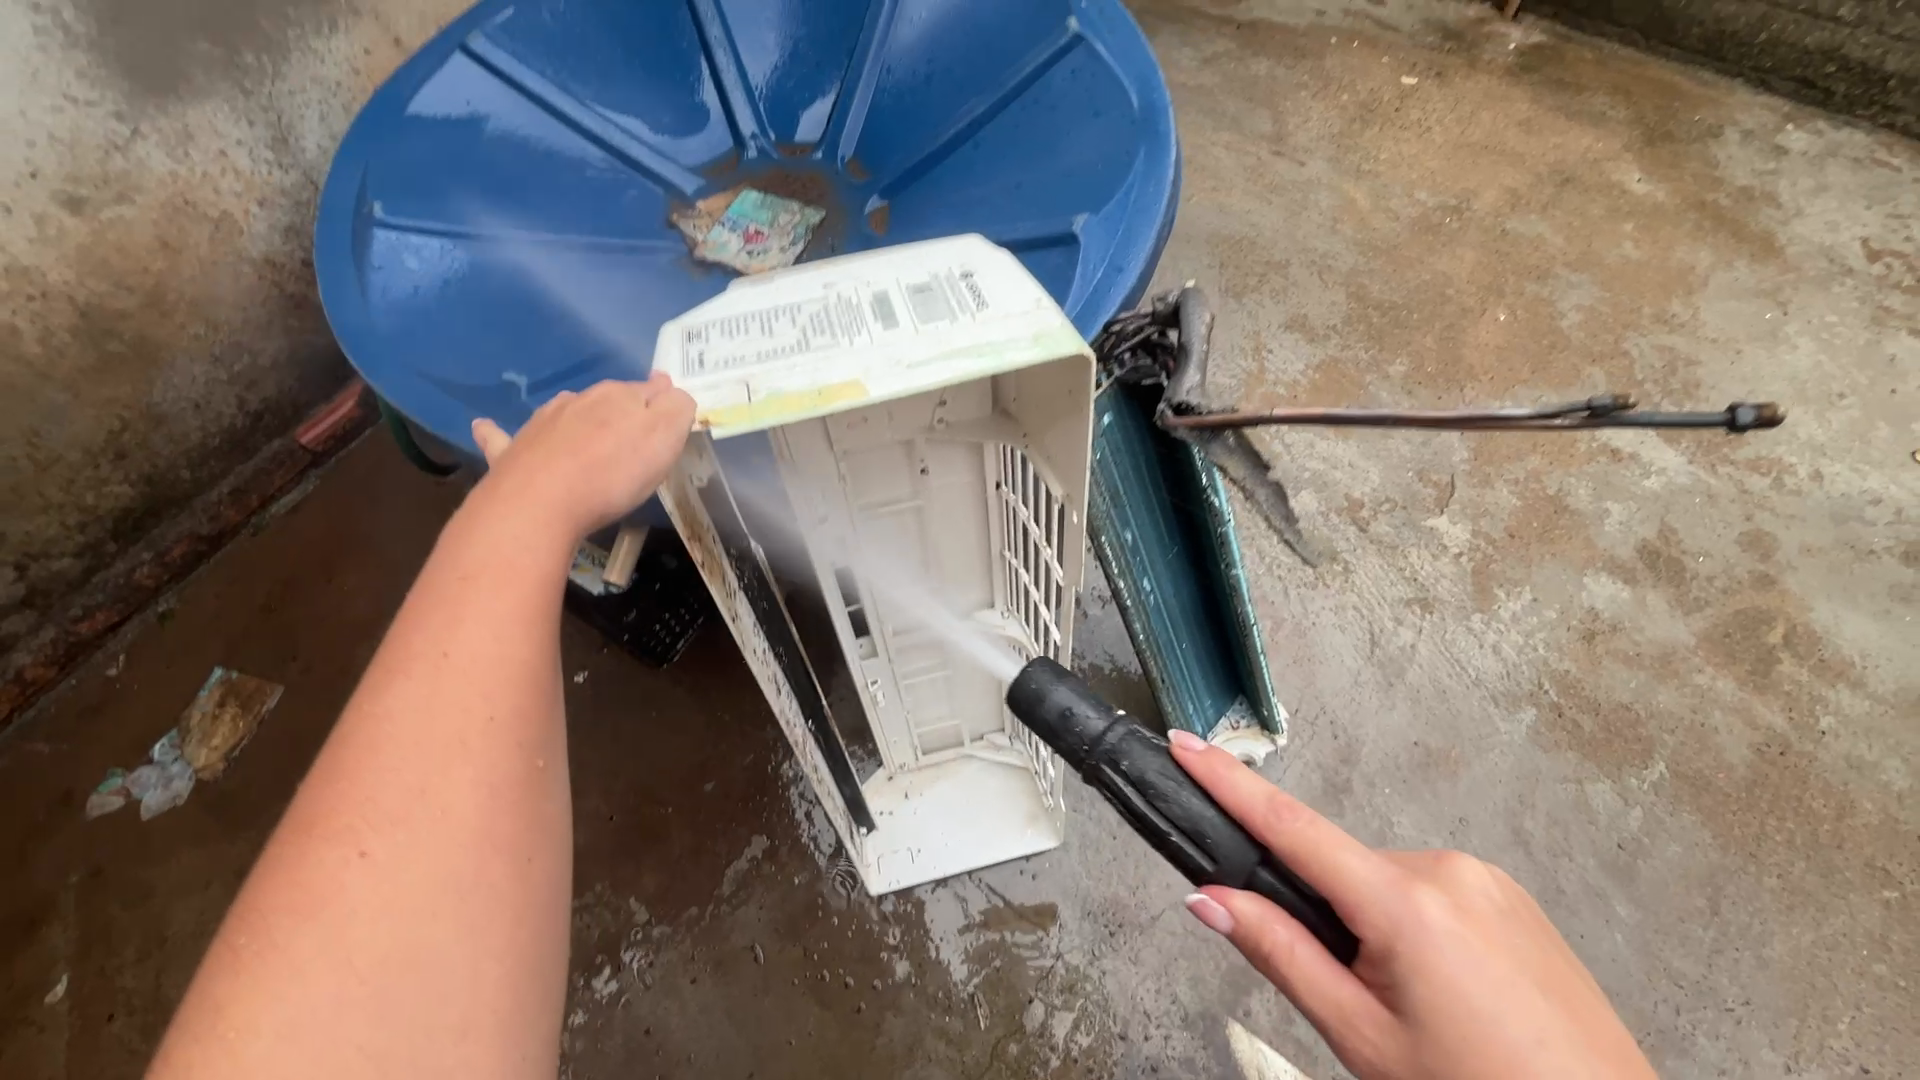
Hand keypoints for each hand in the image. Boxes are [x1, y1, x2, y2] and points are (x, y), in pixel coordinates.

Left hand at [469, 375, 696, 542]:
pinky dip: (495, 430)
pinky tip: (484, 426)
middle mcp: (580, 401)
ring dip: (578, 417)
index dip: (663, 398)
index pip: (650, 389)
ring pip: (566, 411)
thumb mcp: (665, 438)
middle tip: (636, 431)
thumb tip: (672, 389)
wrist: (542, 502)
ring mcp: (543, 422)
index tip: (671, 409)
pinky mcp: (512, 450)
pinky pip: (502, 435)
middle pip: (610, 398)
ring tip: (586, 434)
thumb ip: (677, 408)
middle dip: (624, 408)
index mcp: (621, 397)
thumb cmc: (614, 474)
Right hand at [1167, 730, 1655, 1079]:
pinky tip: (1446, 992)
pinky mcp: (1512, 896)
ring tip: (1412, 1007)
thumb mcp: (1363, 1039)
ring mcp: (1487, 879)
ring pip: (1383, 883)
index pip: (1289, 825)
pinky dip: (1410, 925)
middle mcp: (1447, 869)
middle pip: (1339, 868)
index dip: (1228, 781)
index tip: (1185, 743)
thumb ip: (1280, 955)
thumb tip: (1208, 899)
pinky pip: (1429, 891)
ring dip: (1368, 924)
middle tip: (1351, 995)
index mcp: (1404, 903)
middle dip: (1322, 913)